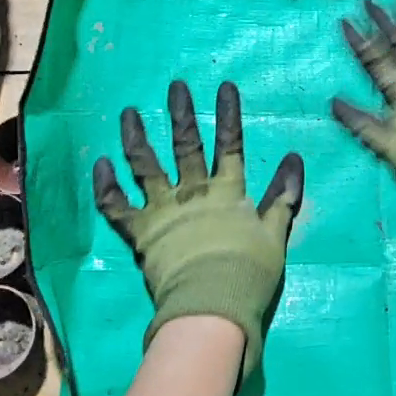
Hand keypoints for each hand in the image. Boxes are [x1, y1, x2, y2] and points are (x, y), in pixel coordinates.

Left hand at [94, 81, 303, 376]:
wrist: (211, 308)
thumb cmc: (247, 274)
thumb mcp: (275, 235)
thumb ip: (284, 197)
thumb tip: (295, 159)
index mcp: (227, 192)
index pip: (230, 145)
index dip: (229, 115)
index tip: (225, 87)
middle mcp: (193, 192)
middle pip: (186, 145)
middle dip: (181, 113)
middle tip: (175, 86)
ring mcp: (163, 209)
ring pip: (146, 166)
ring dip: (137, 137)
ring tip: (128, 113)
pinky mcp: (140, 232)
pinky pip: (117, 206)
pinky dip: (106, 185)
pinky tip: (100, 163)